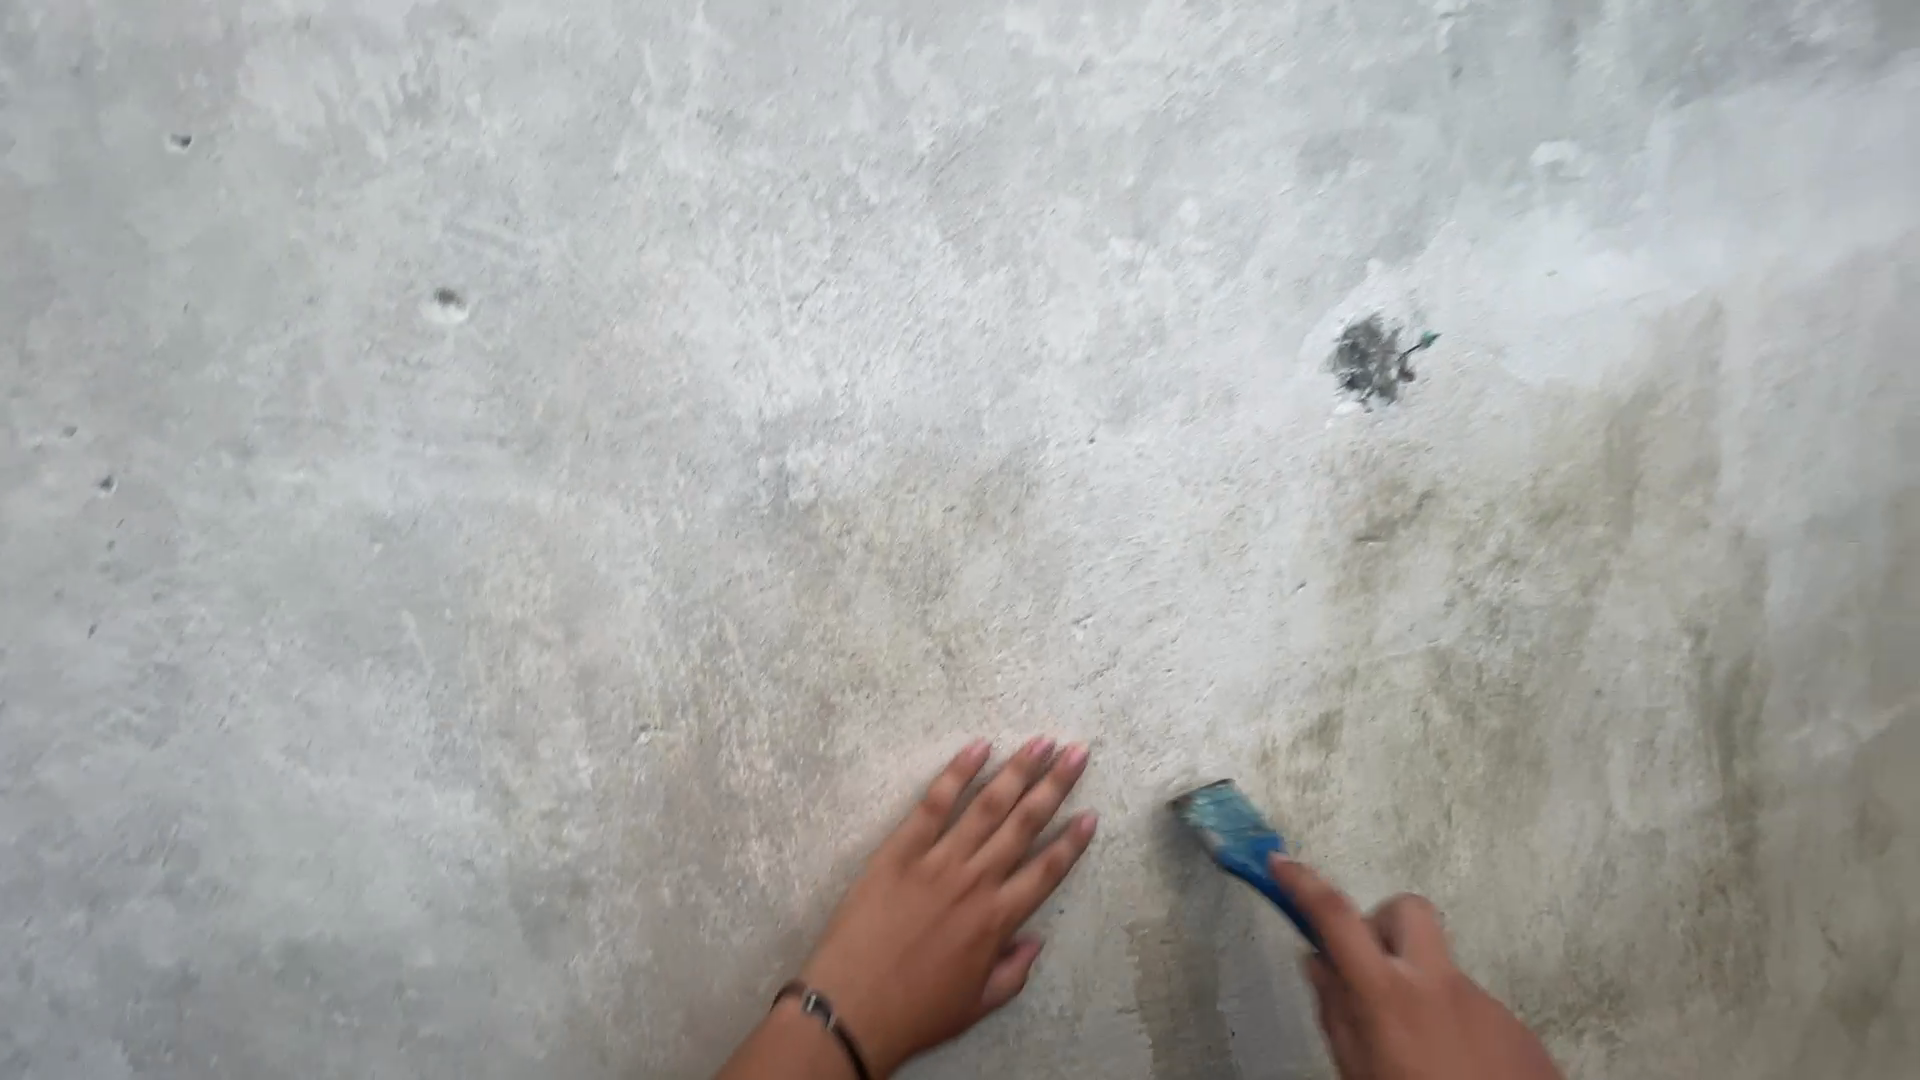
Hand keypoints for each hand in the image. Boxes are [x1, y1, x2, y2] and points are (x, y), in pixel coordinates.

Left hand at [798, 737, 1097, 1076]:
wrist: (851, 1007)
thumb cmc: (914, 1012)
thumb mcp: (976, 1005)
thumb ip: (1013, 973)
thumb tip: (1036, 940)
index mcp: (997, 920)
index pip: (1047, 871)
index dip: (1073, 842)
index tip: (1091, 814)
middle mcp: (976, 881)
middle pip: (1025, 824)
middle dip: (1055, 785)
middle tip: (1076, 752)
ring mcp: (938, 860)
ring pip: (987, 806)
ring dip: (1018, 771)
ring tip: (1040, 742)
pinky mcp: (901, 848)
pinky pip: (934, 804)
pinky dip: (957, 773)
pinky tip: (978, 748)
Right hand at [1271, 856, 1562, 1079]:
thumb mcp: (1355, 1069)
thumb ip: (1336, 1010)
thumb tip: (1319, 961)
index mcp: (1389, 993)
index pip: (1337, 916)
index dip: (1303, 882)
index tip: (1279, 861)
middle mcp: (1439, 984)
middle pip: (1408, 909)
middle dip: (1383, 923)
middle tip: (1372, 966)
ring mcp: (1487, 1004)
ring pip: (1441, 971)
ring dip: (1420, 988)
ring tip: (1419, 1047)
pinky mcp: (1521, 1031)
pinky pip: (1474, 1010)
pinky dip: (1455, 1025)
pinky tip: (1456, 1066)